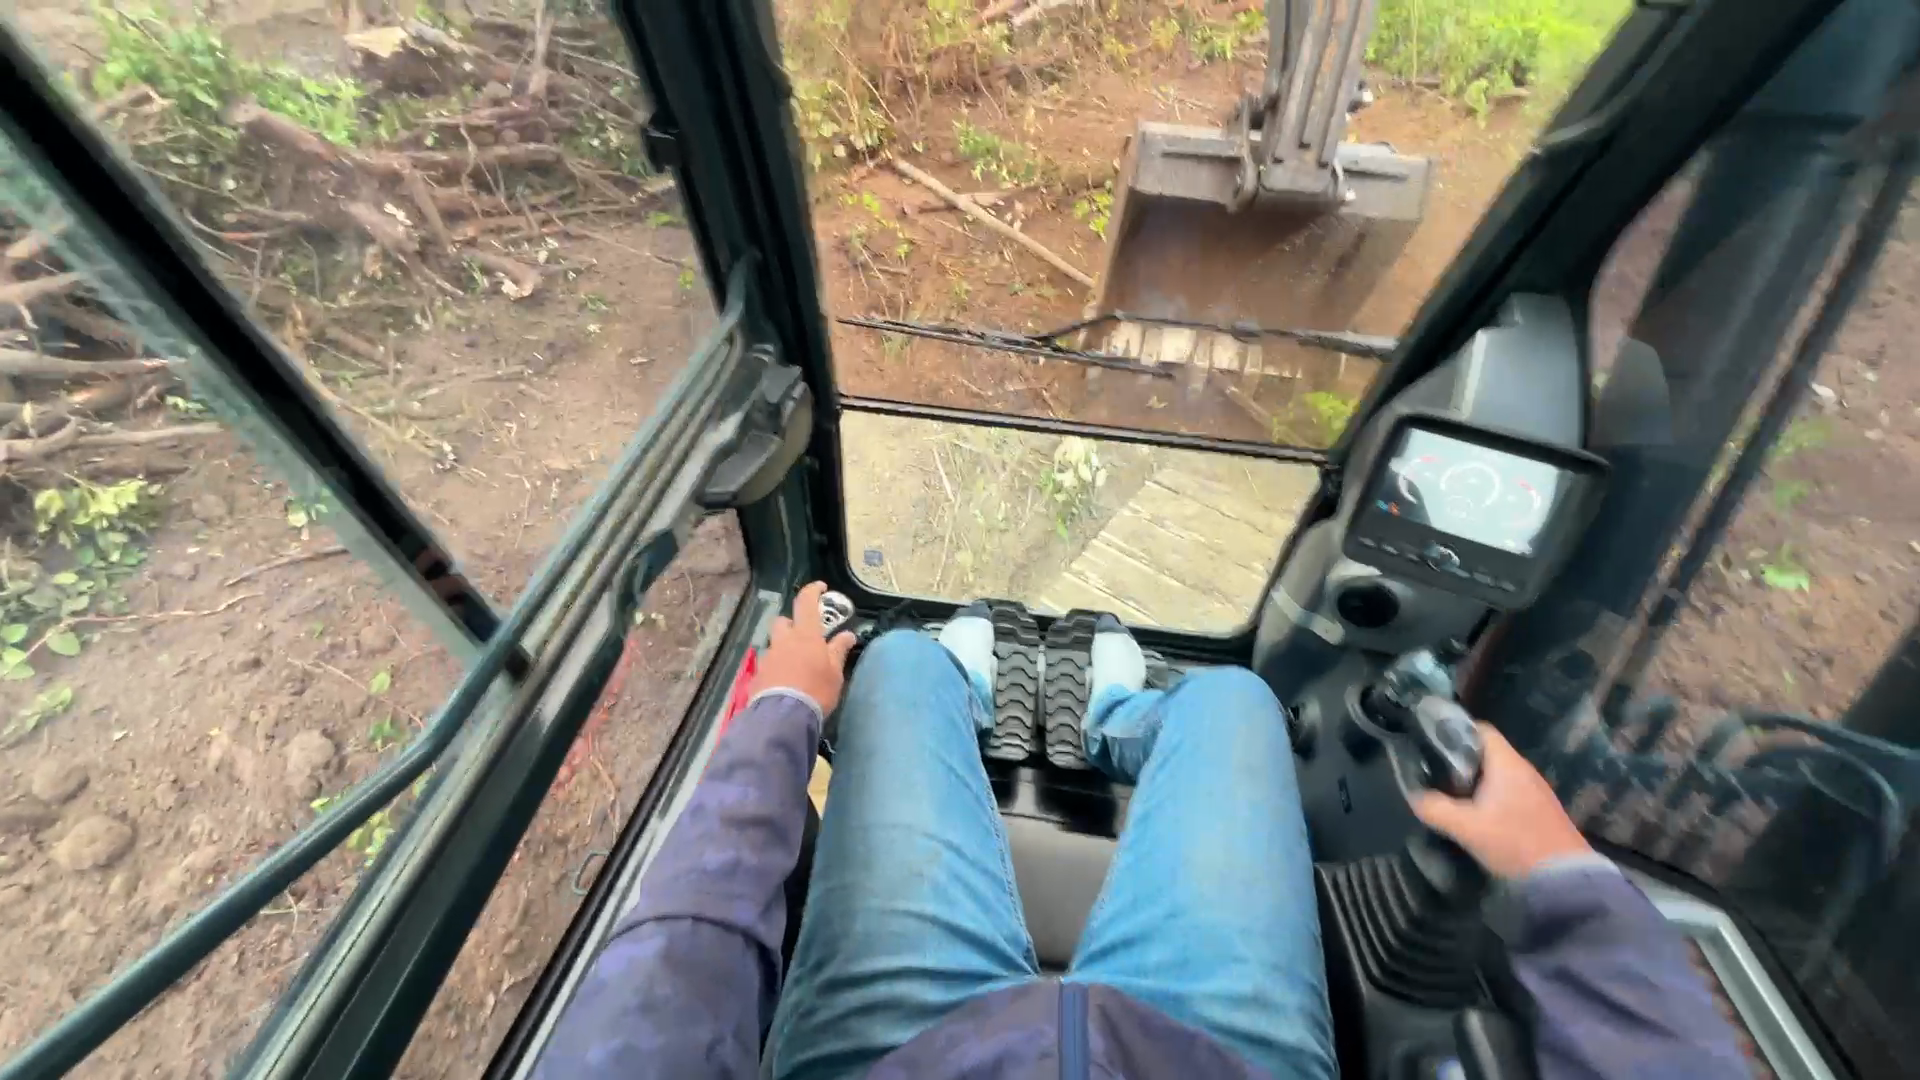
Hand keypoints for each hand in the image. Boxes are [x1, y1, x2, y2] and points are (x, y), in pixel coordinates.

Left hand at [750, 582, 856, 714]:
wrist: (783, 717)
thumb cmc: (816, 690)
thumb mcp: (835, 672)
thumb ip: (839, 651)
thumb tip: (848, 635)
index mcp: (805, 635)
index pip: (806, 602)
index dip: (813, 591)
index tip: (821, 588)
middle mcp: (783, 640)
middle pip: (783, 621)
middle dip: (792, 624)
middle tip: (805, 636)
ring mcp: (768, 657)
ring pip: (775, 643)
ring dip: (784, 647)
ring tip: (796, 664)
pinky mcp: (758, 675)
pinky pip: (769, 663)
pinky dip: (777, 666)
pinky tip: (785, 681)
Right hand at [1410, 721, 1592, 878]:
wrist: (1568, 884)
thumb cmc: (1515, 843)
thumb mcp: (1465, 827)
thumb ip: (1434, 807)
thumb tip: (1412, 796)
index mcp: (1508, 765)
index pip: (1480, 730)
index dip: (1454, 730)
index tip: (1430, 741)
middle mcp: (1524, 771)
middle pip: (1486, 751)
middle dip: (1458, 757)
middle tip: (1431, 768)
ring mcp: (1536, 791)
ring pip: (1496, 773)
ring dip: (1473, 778)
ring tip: (1447, 790)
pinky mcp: (1540, 811)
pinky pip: (1508, 790)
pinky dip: (1488, 794)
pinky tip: (1474, 811)